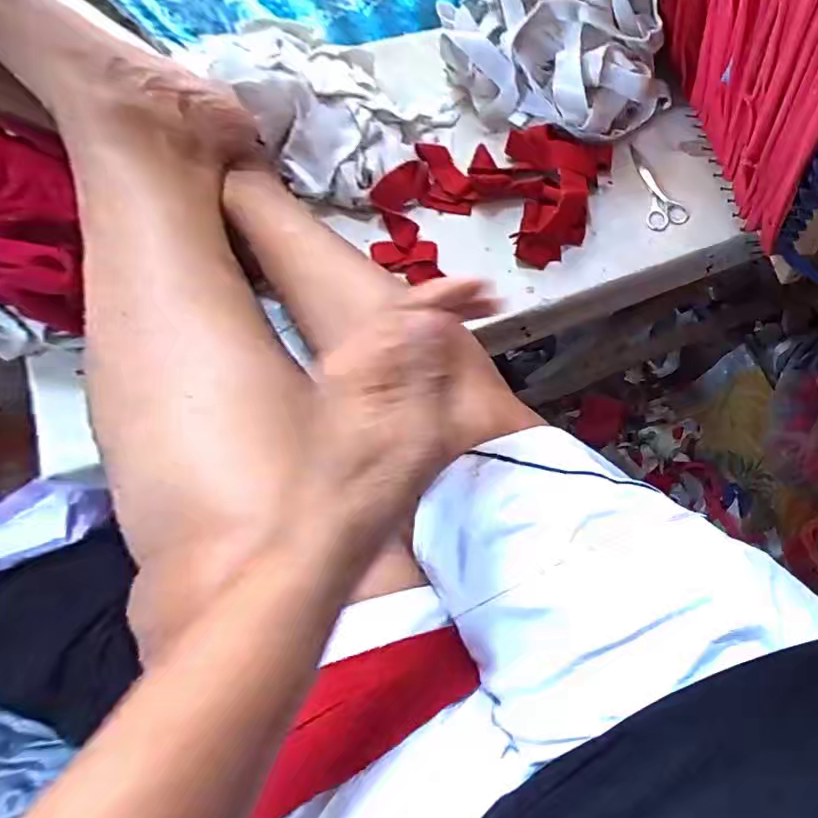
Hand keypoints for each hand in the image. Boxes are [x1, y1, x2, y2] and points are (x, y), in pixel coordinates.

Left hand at [308, 279, 540, 538]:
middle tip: (486, 299)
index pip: (404, 309)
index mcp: (360, 364)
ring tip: (472, 316)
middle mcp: (348, 365)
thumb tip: (430, 317)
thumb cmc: (374, 484)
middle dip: (444, 301)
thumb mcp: (409, 426)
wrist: (331, 529)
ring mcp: (350, 383)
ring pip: (396, 332)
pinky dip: (422, 344)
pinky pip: (394, 354)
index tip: (482, 288)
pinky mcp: (357, 401)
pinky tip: (442, 351)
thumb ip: (417, 368)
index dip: (445, 294)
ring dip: (435, 320)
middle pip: (398, 315)